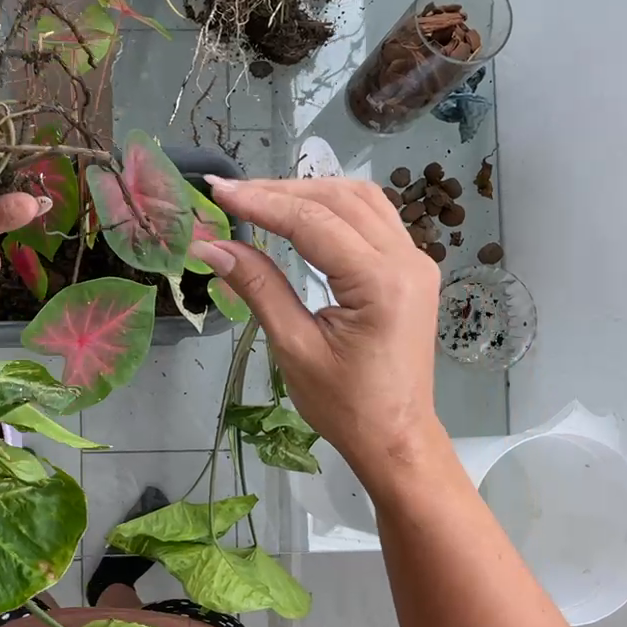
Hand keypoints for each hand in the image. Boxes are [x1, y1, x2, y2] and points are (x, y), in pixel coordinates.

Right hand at [188, 176, 442, 474]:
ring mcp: (415, 261)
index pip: (313, 222)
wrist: (395, 436)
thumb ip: (257, 287)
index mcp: (381, 283)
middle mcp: (407, 260)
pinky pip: (372, 219)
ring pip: (360, 200)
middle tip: (230, 193)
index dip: (261, 202)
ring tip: (259, 197)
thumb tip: (210, 247)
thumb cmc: (344, 405)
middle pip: (339, 199)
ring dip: (308, 192)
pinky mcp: (411, 269)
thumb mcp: (293, 347)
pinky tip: (300, 213)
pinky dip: (333, 207)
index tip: (218, 193)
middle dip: (281, 190)